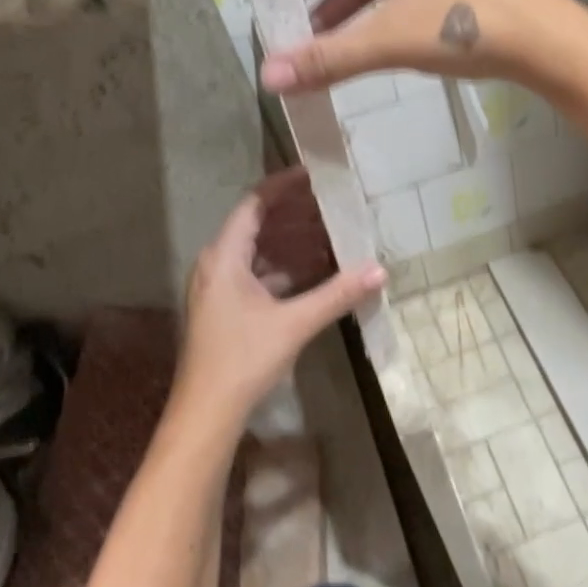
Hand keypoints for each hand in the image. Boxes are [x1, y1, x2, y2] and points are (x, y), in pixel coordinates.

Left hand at [175, 169, 386, 413]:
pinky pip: (259, 275)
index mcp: (224, 258)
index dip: (283, 187)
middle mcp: (217, 266)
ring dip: (293, 242)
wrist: (207, 411)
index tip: (314, 175)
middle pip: (257, 226)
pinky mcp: (227, 310)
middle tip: (334, 204)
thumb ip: (337, 295)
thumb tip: (380, 271)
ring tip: (332, 233)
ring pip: (259, 252)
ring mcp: (220, 289)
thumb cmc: (243, 359)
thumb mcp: (294, 324)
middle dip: (295, 214)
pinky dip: (286, 268)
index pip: (253, 205)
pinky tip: (316, 272)